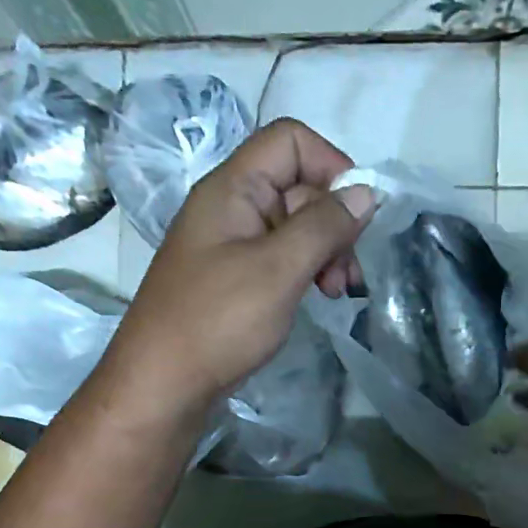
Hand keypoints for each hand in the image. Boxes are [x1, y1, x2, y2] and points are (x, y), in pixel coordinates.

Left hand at [104, 118, 375, 409]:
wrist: (161, 387)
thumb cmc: (217, 322)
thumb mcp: (278, 269)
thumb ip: (324, 225)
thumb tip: (365, 192)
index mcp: (230, 189)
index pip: (289, 140)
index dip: (330, 164)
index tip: (356, 212)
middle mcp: (228, 208)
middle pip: (296, 186)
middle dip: (332, 221)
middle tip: (347, 272)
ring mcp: (227, 246)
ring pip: (290, 226)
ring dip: (323, 251)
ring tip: (337, 291)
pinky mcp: (230, 281)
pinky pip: (276, 259)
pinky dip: (302, 271)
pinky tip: (316, 298)